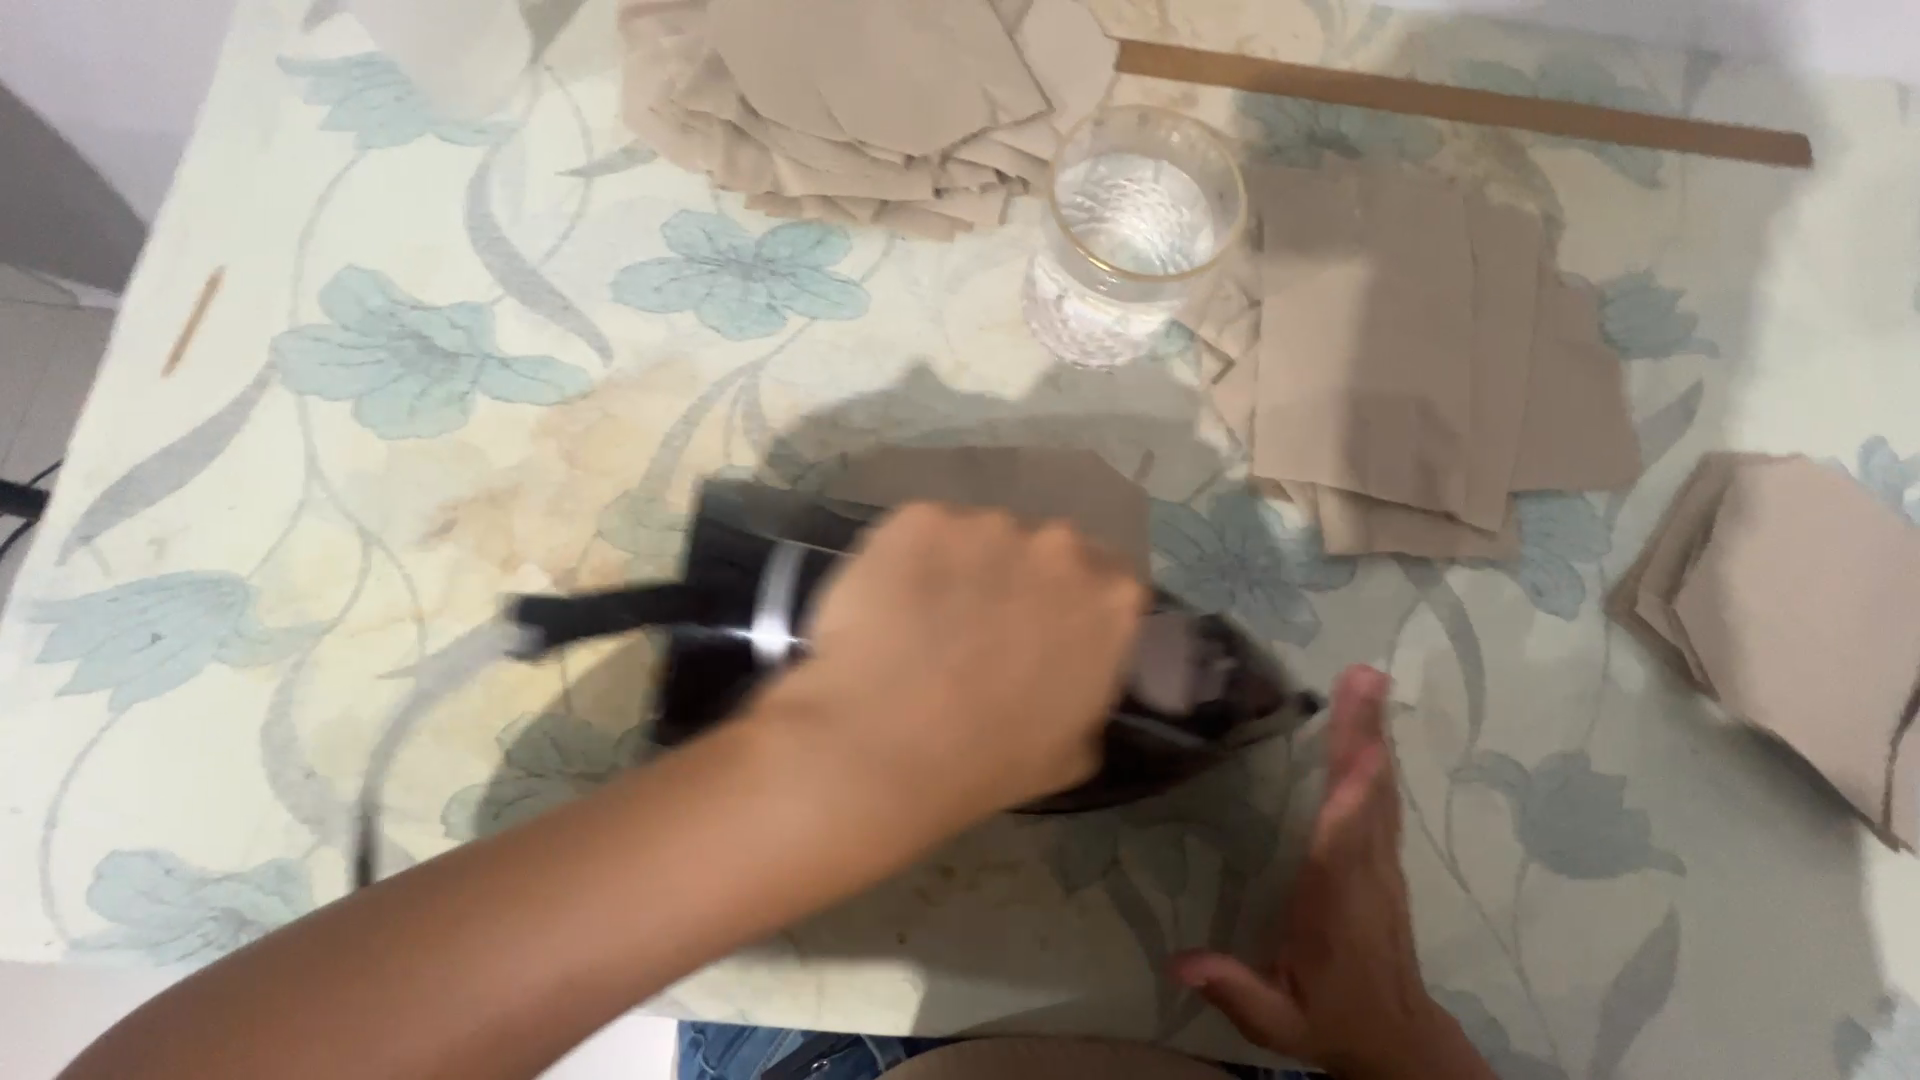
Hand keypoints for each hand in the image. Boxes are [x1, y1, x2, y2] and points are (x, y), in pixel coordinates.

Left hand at [775, 502, 1146, 829]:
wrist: (885, 741)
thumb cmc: (988, 762)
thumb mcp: (1072, 754)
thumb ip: (1088, 702)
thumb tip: (1073, 686)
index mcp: (1110, 600)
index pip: (1110, 583)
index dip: (1075, 607)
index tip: (1046, 631)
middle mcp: (1059, 546)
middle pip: (1047, 551)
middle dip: (1021, 579)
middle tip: (983, 626)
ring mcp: (988, 524)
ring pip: (981, 538)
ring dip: (963, 568)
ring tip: (923, 618)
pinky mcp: (921, 517)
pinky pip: (921, 535)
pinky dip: (908, 561)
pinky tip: (887, 604)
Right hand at [1171, 666, 1493, 1079]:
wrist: (1400, 1039)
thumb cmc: (1331, 1020)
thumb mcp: (1280, 1023)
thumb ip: (1234, 989)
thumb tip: (1178, 962)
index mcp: (1337, 907)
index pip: (1344, 843)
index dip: (1352, 794)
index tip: (1358, 744)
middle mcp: (1367, 874)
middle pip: (1368, 796)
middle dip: (1366, 734)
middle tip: (1364, 675)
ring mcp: (1382, 863)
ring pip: (1380, 790)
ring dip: (1374, 734)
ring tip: (1367, 680)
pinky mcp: (1384, 858)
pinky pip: (1381, 798)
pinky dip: (1376, 756)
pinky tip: (1370, 726)